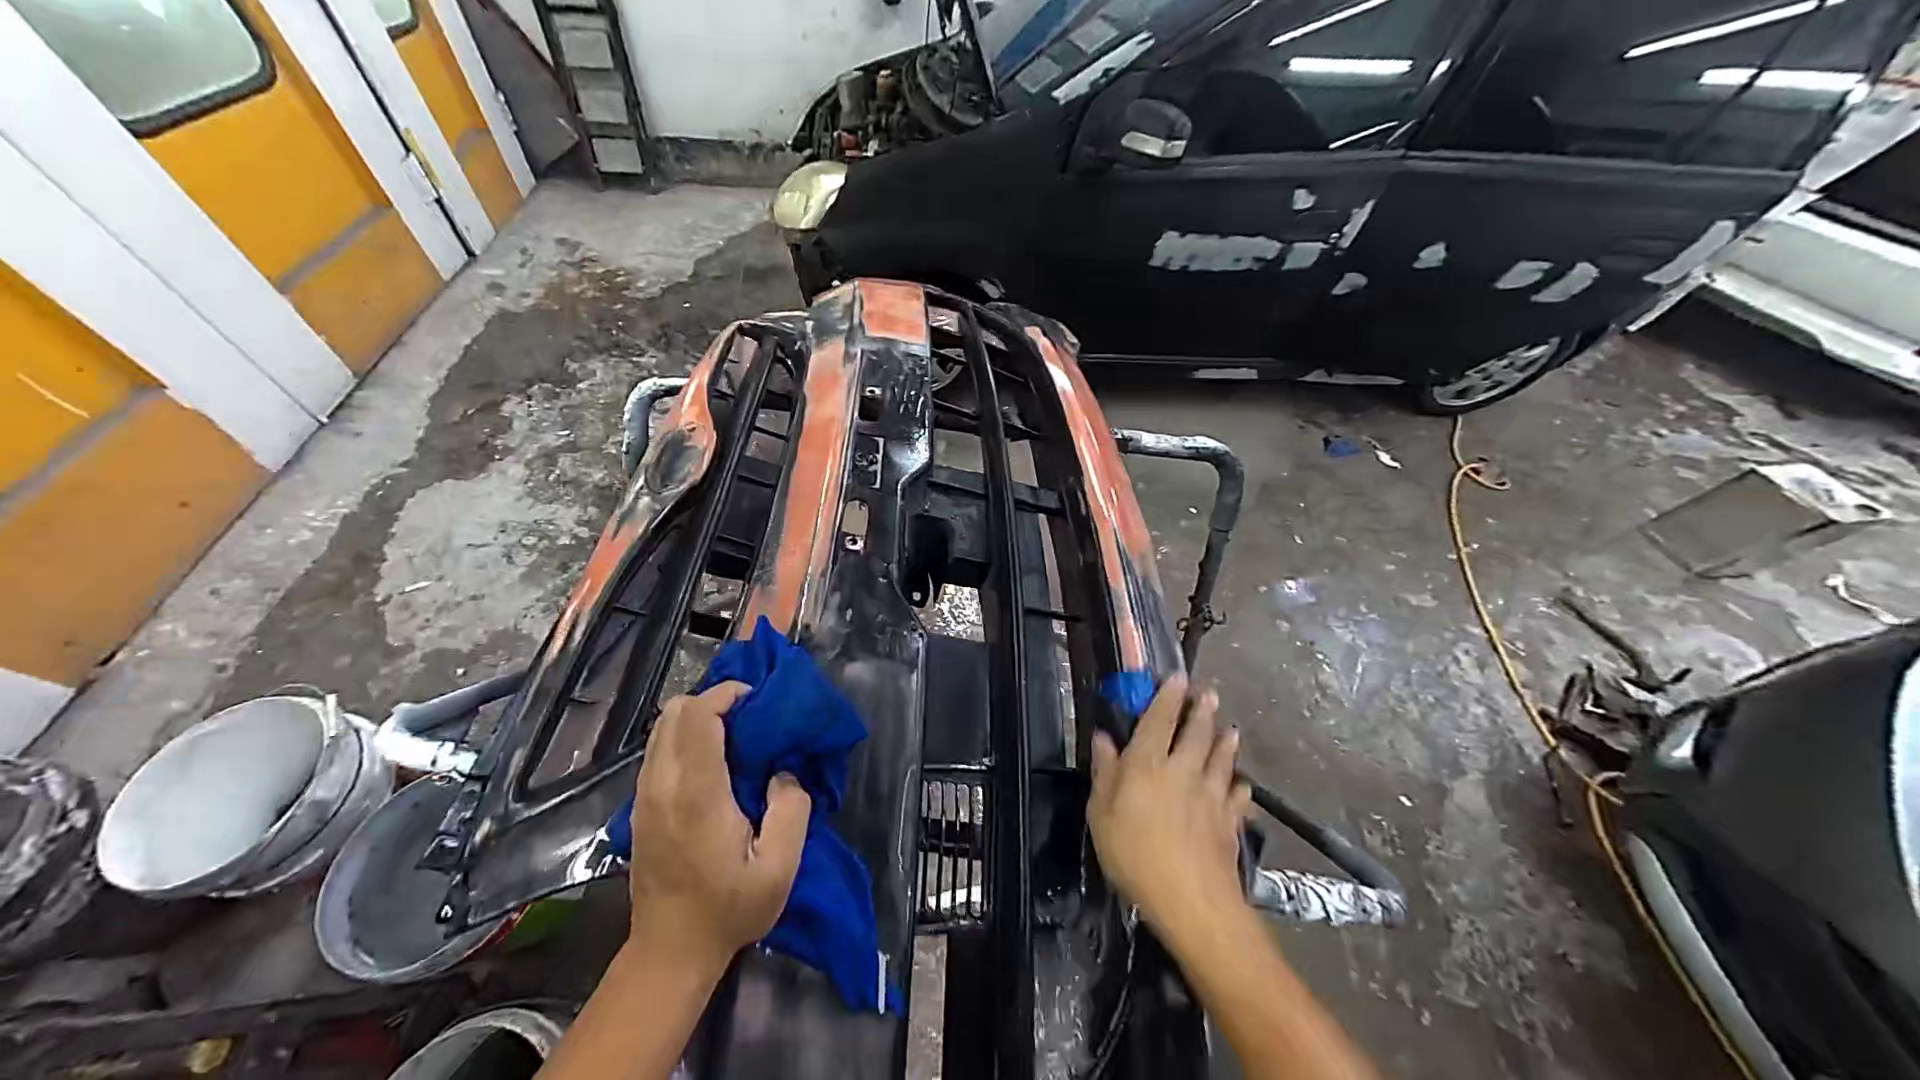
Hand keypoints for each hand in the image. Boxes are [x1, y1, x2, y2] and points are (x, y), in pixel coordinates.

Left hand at [626, 681, 810, 973]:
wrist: (670, 951)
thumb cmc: (729, 910)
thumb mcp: (780, 868)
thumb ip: (792, 808)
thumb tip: (784, 770)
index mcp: (697, 795)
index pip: (697, 716)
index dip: (727, 695)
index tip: (759, 703)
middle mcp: (662, 785)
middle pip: (674, 711)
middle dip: (714, 701)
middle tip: (751, 720)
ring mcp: (644, 795)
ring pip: (662, 726)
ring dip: (698, 718)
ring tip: (735, 738)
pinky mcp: (640, 805)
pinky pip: (659, 748)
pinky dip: (685, 738)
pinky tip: (713, 763)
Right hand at [1087, 676, 1251, 937]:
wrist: (1190, 900)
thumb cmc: (1134, 855)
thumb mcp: (1101, 815)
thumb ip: (1104, 773)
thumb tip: (1103, 738)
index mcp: (1147, 764)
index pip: (1159, 720)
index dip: (1167, 696)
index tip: (1177, 676)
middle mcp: (1183, 770)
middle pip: (1197, 733)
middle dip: (1203, 710)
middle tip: (1209, 693)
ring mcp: (1212, 795)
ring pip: (1222, 759)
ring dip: (1226, 740)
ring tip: (1230, 728)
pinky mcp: (1230, 821)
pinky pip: (1239, 796)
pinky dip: (1240, 786)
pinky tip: (1242, 786)